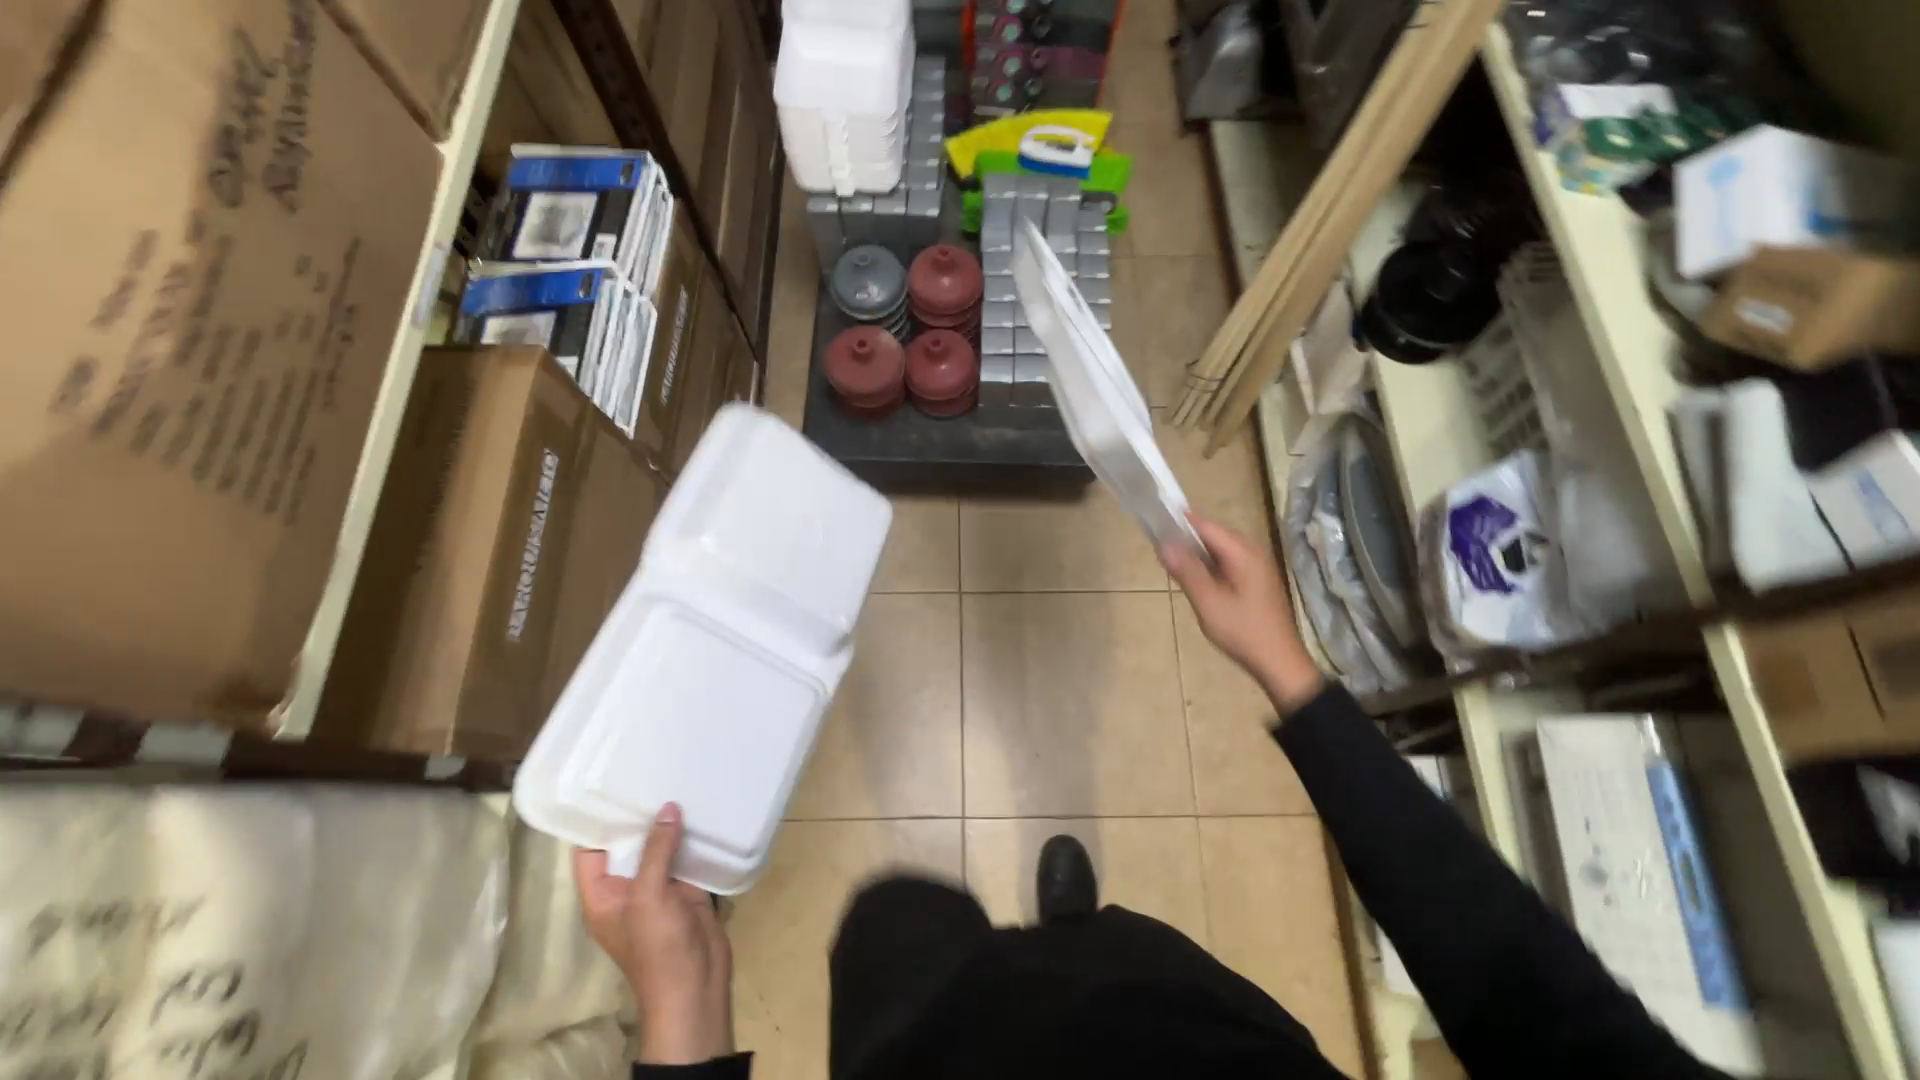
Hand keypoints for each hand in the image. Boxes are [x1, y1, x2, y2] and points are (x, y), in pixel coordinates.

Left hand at [574, 803, 734, 1064]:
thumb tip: (668, 808)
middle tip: (654, 774)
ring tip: (680, 783)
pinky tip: (704, 811)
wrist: (695, 986)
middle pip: (629, 845)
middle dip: (641, 816)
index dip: (598, 821)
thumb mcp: (648, 896)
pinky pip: (686, 858)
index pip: (590, 850)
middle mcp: (627, 888)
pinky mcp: (686, 891)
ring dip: (670, 825)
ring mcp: (658, 890)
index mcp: (602, 895)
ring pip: (660, 850)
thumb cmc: (657, 947)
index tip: (613, 785)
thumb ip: (656, 851)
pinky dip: (694, 838)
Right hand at [1161, 512, 1322, 710]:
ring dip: (1196, 554)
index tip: (1154, 526)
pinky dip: (1208, 566)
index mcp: (1243, 553)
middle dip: (1186, 539)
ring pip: (1219, 549)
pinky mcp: (1256, 580)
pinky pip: (1227, 562)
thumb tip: (1164, 544)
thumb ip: (1187, 571)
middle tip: (1159, 551)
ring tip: (1172, 565)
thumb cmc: (1242, 632)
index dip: (1179, 523)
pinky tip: (1194, 580)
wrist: (1279, 662)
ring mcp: (1257, 566)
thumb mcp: (1209, 603)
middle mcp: (1253, 552)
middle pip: (1213, 534)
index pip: (1206, 525)